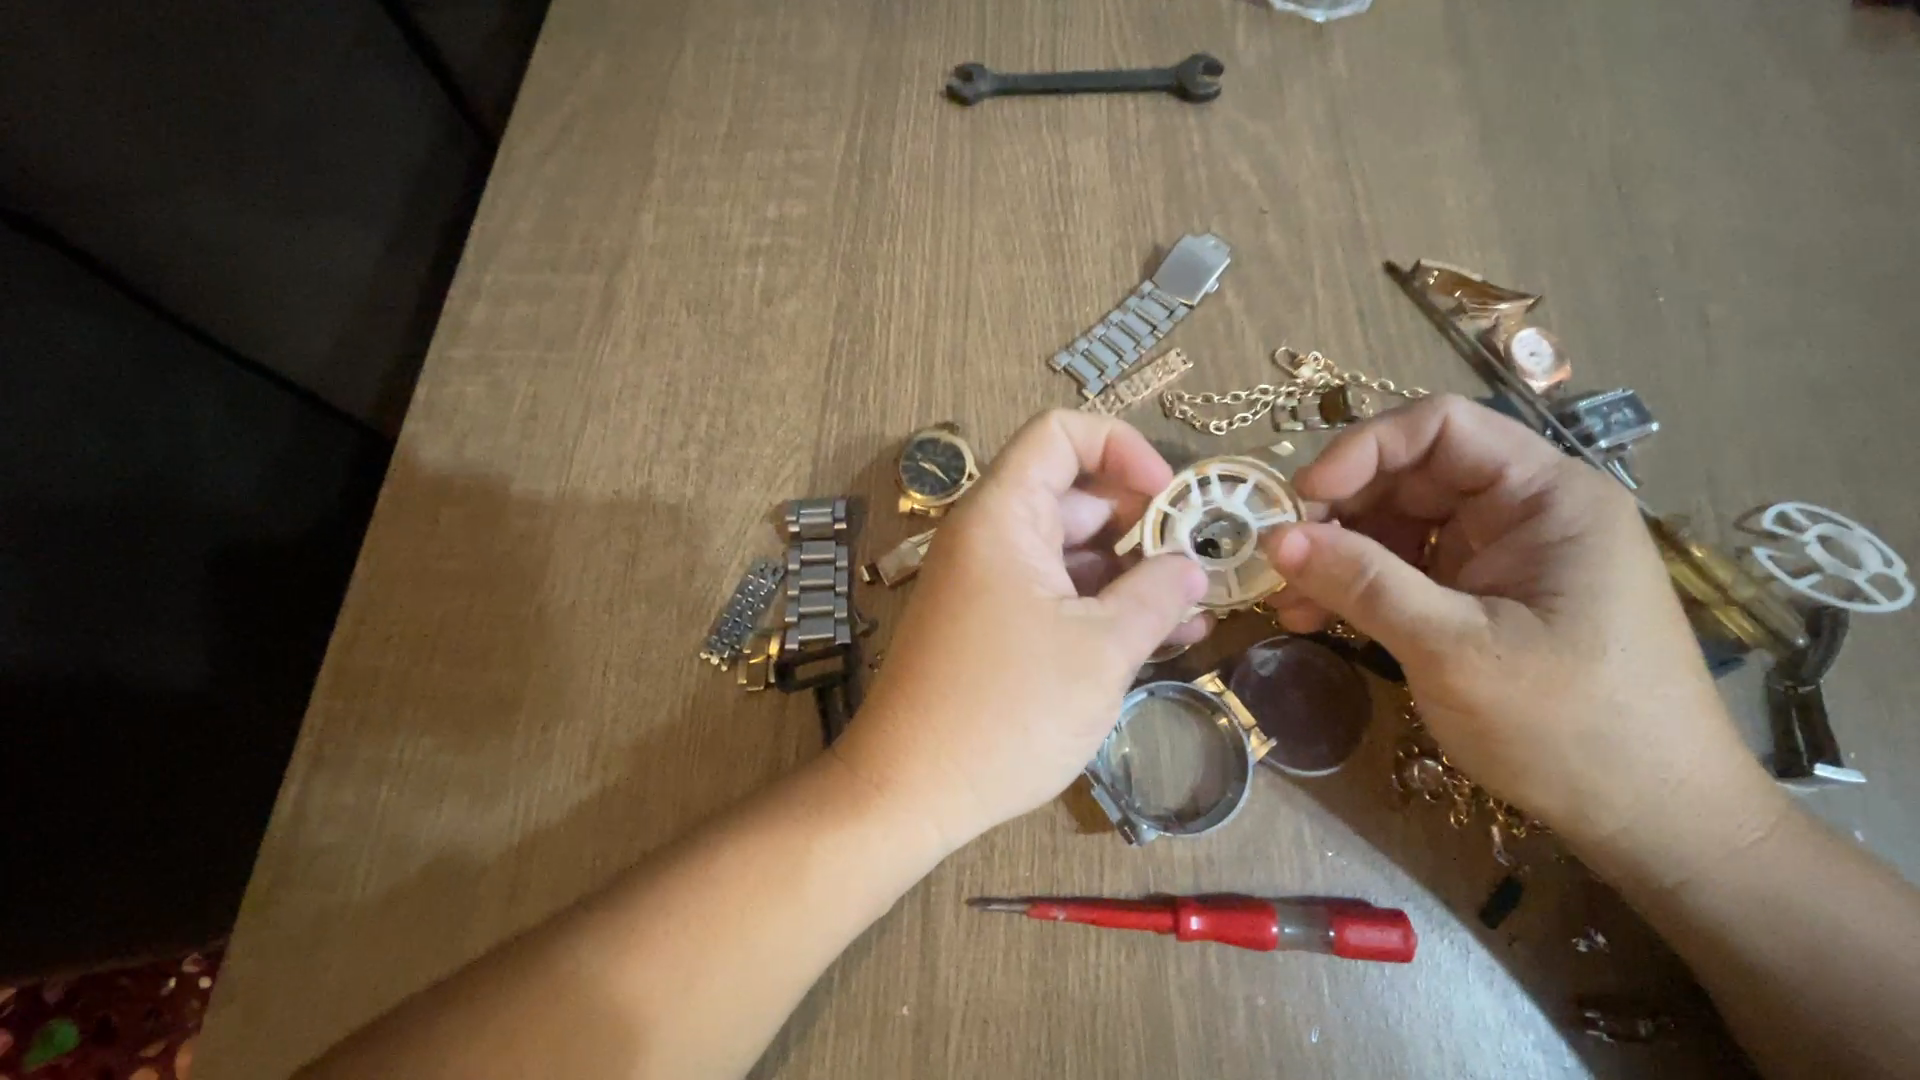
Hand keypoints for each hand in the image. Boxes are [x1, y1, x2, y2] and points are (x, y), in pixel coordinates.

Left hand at [832, 410, 1209, 849]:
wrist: (909, 791)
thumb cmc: (1006, 712)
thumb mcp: (1099, 651)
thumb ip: (1155, 598)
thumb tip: (1191, 568)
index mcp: (1002, 517)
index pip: (1059, 434)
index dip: (1121, 447)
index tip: (1169, 495)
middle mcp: (989, 538)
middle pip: (1071, 494)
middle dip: (1139, 519)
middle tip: (1198, 558)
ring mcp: (987, 585)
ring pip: (1069, 552)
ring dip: (1129, 572)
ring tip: (1194, 606)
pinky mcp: (990, 628)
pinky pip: (1053, 595)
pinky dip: (1100, 607)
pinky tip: (1158, 638)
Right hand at [1262, 395, 1775, 846]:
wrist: (1652, 821)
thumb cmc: (1572, 727)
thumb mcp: (1455, 650)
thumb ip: (1364, 584)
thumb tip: (1275, 537)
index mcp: (1547, 496)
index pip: (1440, 428)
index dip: (1362, 449)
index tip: (1303, 500)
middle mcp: (1524, 512)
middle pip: (1409, 474)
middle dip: (1339, 512)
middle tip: (1283, 559)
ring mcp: (1501, 556)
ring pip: (1398, 524)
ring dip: (1338, 556)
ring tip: (1289, 603)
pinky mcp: (1482, 598)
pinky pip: (1405, 569)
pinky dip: (1358, 588)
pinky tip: (1317, 618)